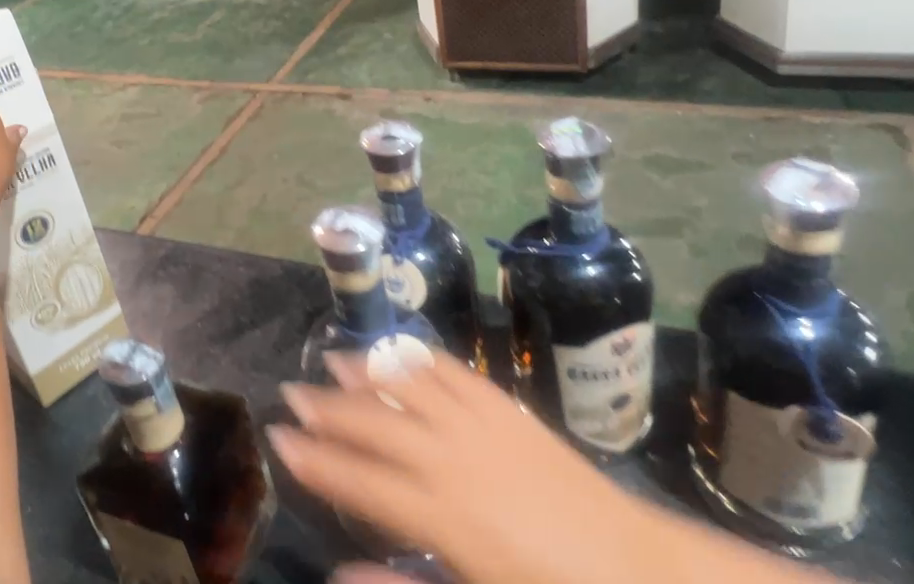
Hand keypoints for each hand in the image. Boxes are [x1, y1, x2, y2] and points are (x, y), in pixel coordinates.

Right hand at [270, 354, 656, 583]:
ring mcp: (482, 425)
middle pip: (375, 424)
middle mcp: (451, 458)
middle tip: (291, 393)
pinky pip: (453, 373)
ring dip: (366, 371)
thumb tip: (340, 572)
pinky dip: (419, 359)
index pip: (359, 480)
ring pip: (409, 387)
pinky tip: (400, 351)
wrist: (634, 565)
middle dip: (328, 408)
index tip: (279, 438)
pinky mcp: (508, 408)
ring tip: (333, 356)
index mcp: (440, 515)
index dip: (315, 459)